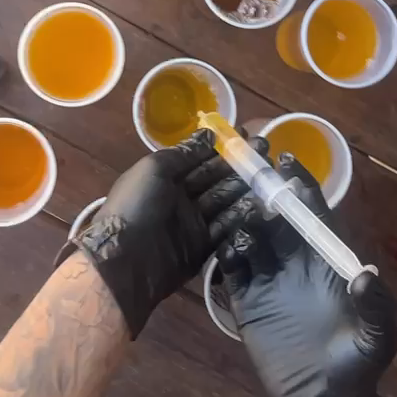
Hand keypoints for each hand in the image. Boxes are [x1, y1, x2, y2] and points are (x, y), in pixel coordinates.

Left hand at [70, 128, 252, 337]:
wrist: (126, 262)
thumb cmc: (136, 206)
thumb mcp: (154, 169)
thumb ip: (183, 153)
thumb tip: (208, 134)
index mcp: (165, 174)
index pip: (199, 157)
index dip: (222, 147)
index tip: (249, 137)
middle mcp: (180, 196)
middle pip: (215, 178)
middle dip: (240, 167)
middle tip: (267, 157)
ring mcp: (192, 222)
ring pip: (224, 201)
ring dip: (244, 191)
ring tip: (270, 180)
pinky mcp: (202, 247)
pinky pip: (225, 228)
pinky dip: (241, 218)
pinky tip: (261, 207)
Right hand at [217, 157, 396, 396]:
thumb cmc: (356, 367)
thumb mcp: (377, 337)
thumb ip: (375, 305)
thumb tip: (365, 273)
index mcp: (326, 260)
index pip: (313, 214)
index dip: (301, 186)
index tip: (287, 160)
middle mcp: (294, 261)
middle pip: (276, 217)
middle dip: (265, 192)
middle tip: (250, 171)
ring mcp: (268, 279)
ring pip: (250, 236)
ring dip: (243, 218)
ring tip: (237, 207)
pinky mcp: (246, 300)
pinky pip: (231, 269)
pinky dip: (226, 252)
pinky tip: (224, 243)